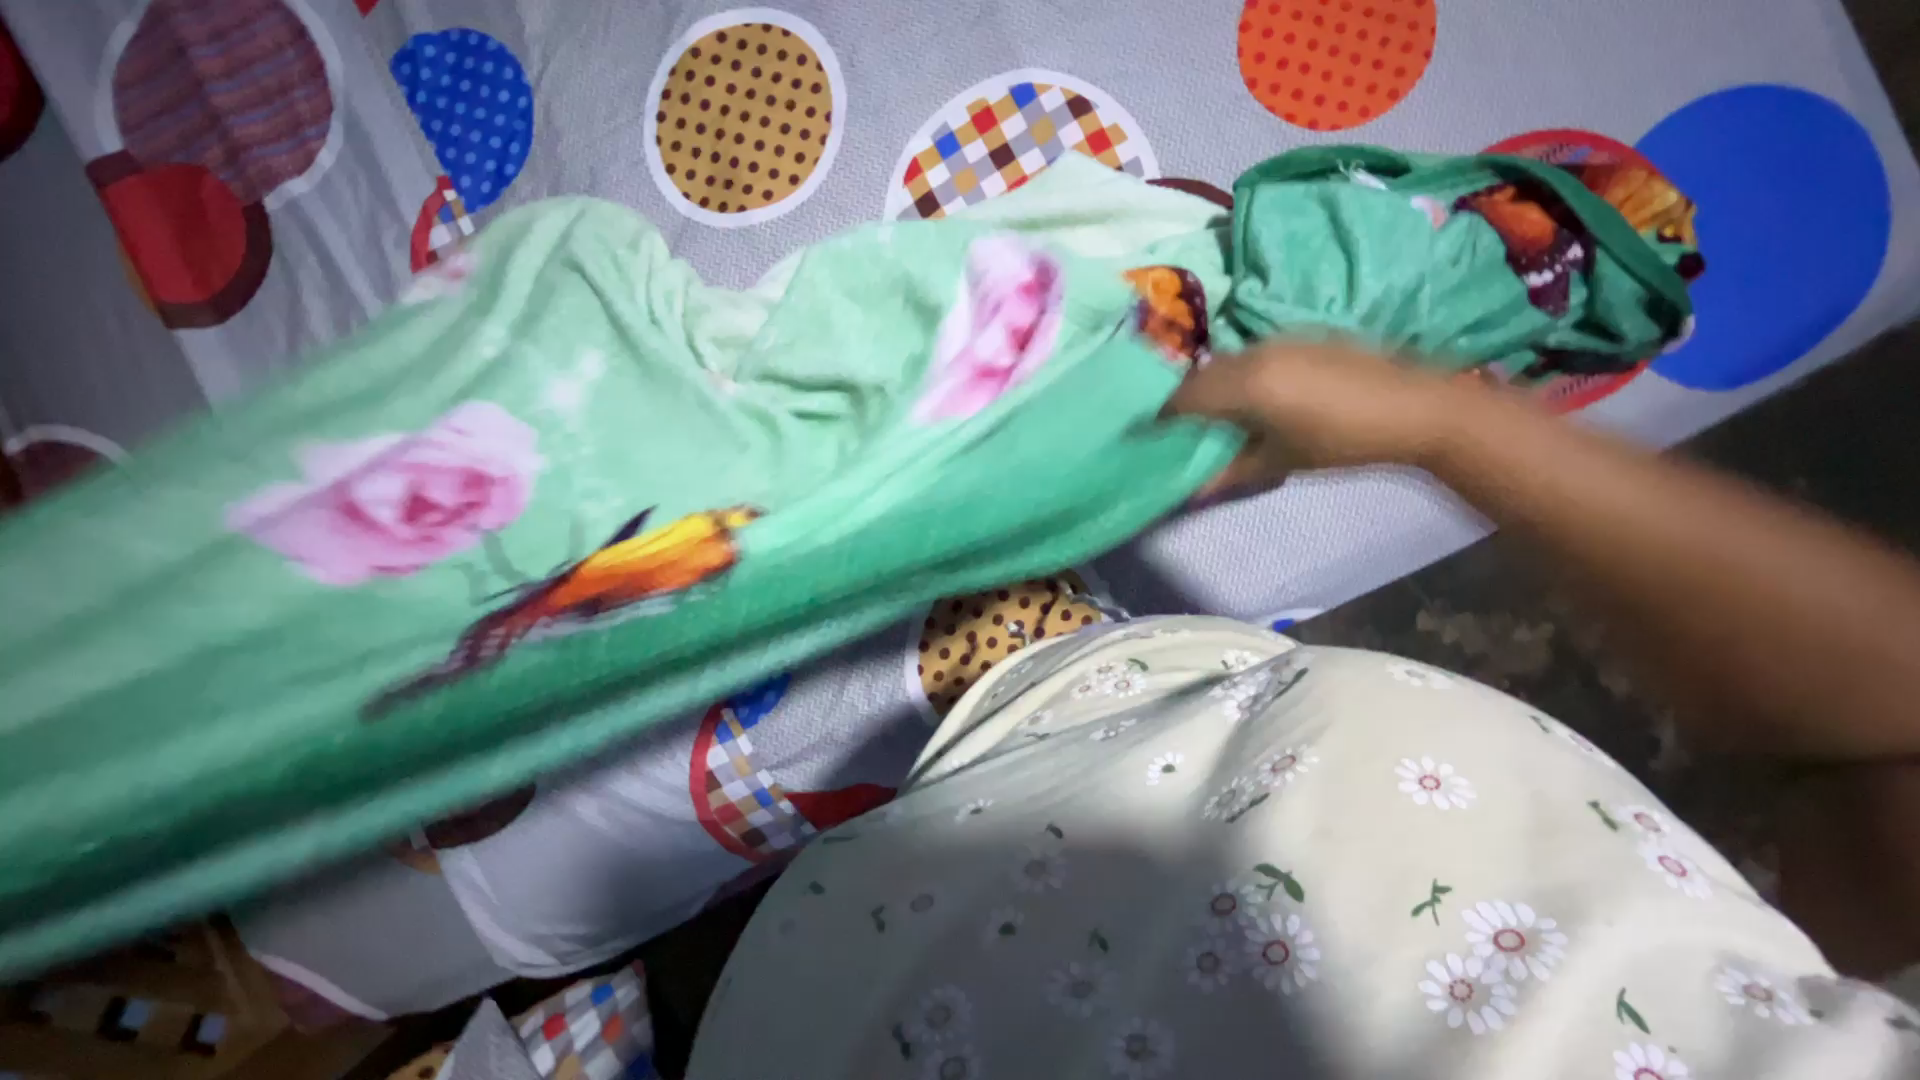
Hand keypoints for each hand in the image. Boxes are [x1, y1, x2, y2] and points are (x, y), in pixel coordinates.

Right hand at [1161, 342, 1497, 496]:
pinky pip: (1253, 355)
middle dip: (1184, 401)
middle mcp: (1256, 353)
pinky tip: (1251, 399)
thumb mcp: (1282, 461)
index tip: (1146, 434)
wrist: (1417, 408)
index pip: (1185, 397)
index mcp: (1247, 384)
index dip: (1161, 416)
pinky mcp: (1303, 337)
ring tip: (1212, 417)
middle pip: (1202, 375)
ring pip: (1227, 363)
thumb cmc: (1345, 442)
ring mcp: (1281, 341)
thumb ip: (1231, 470)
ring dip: (1212, 387)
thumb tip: (1191, 489)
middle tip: (1176, 430)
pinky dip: (1239, 376)